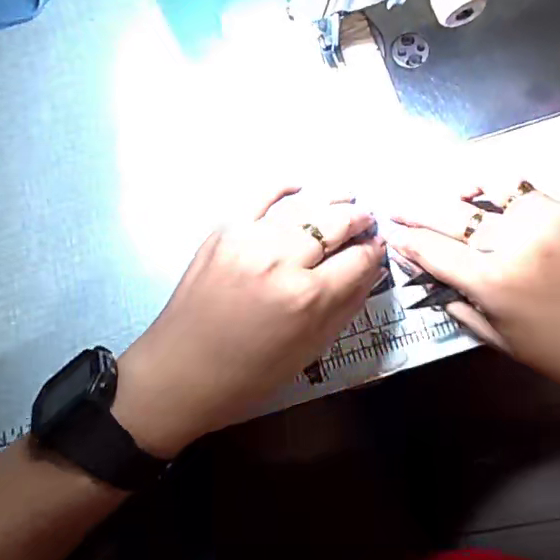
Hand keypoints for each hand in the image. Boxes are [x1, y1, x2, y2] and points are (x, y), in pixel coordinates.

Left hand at [113, 187, 386, 456]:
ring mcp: (249, 241)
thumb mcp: (312, 347)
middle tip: (368, 220)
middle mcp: (281, 260)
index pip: (359, 259)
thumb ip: (347, 303)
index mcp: (308, 297)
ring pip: (304, 208)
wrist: (181, 373)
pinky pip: (259, 198)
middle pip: (335, 224)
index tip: (378, 247)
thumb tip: (370, 267)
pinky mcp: (223, 233)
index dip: (374, 251)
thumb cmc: (252, 373)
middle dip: (358, 220)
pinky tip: (301, 187)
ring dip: (332, 201)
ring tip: (348, 198)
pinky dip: (283, 189)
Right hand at [389, 185, 559, 420]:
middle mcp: (519, 243)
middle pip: (454, 214)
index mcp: (496, 283)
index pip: (435, 251)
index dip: (409, 240)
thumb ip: (465, 307)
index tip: (394, 233)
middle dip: (420, 208)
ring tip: (457, 189)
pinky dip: (517, 201)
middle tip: (401, 203)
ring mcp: (553, 219)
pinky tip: (509, 207)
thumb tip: (437, 280)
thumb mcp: (505, 340)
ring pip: (497, 190)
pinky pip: (537, 196)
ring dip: (470, 190)